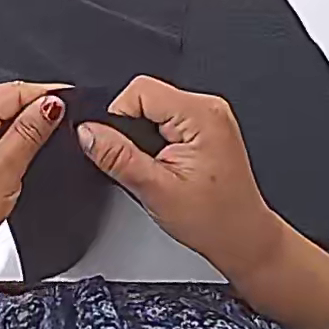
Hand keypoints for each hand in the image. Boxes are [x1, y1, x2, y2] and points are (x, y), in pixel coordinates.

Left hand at [0, 82, 67, 258]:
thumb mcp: (5, 169)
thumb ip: (30, 131)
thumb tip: (52, 104)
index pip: (17, 90)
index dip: (49, 95)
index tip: (74, 102)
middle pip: (11, 99)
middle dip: (38, 111)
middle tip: (64, 128)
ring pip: (4, 114)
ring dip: (25, 127)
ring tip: (40, 147)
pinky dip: (11, 138)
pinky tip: (18, 156)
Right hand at [77, 76, 328, 328]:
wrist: (242, 239)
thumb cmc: (214, 220)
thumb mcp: (154, 189)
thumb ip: (116, 156)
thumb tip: (86, 132)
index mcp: (201, 115)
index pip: (139, 90)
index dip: (119, 117)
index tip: (123, 149)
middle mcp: (208, 107)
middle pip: (145, 95)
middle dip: (132, 129)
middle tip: (145, 164)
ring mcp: (208, 115)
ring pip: (152, 107)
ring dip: (144, 136)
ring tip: (159, 167)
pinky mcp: (204, 125)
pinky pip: (165, 118)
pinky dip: (155, 139)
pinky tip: (166, 164)